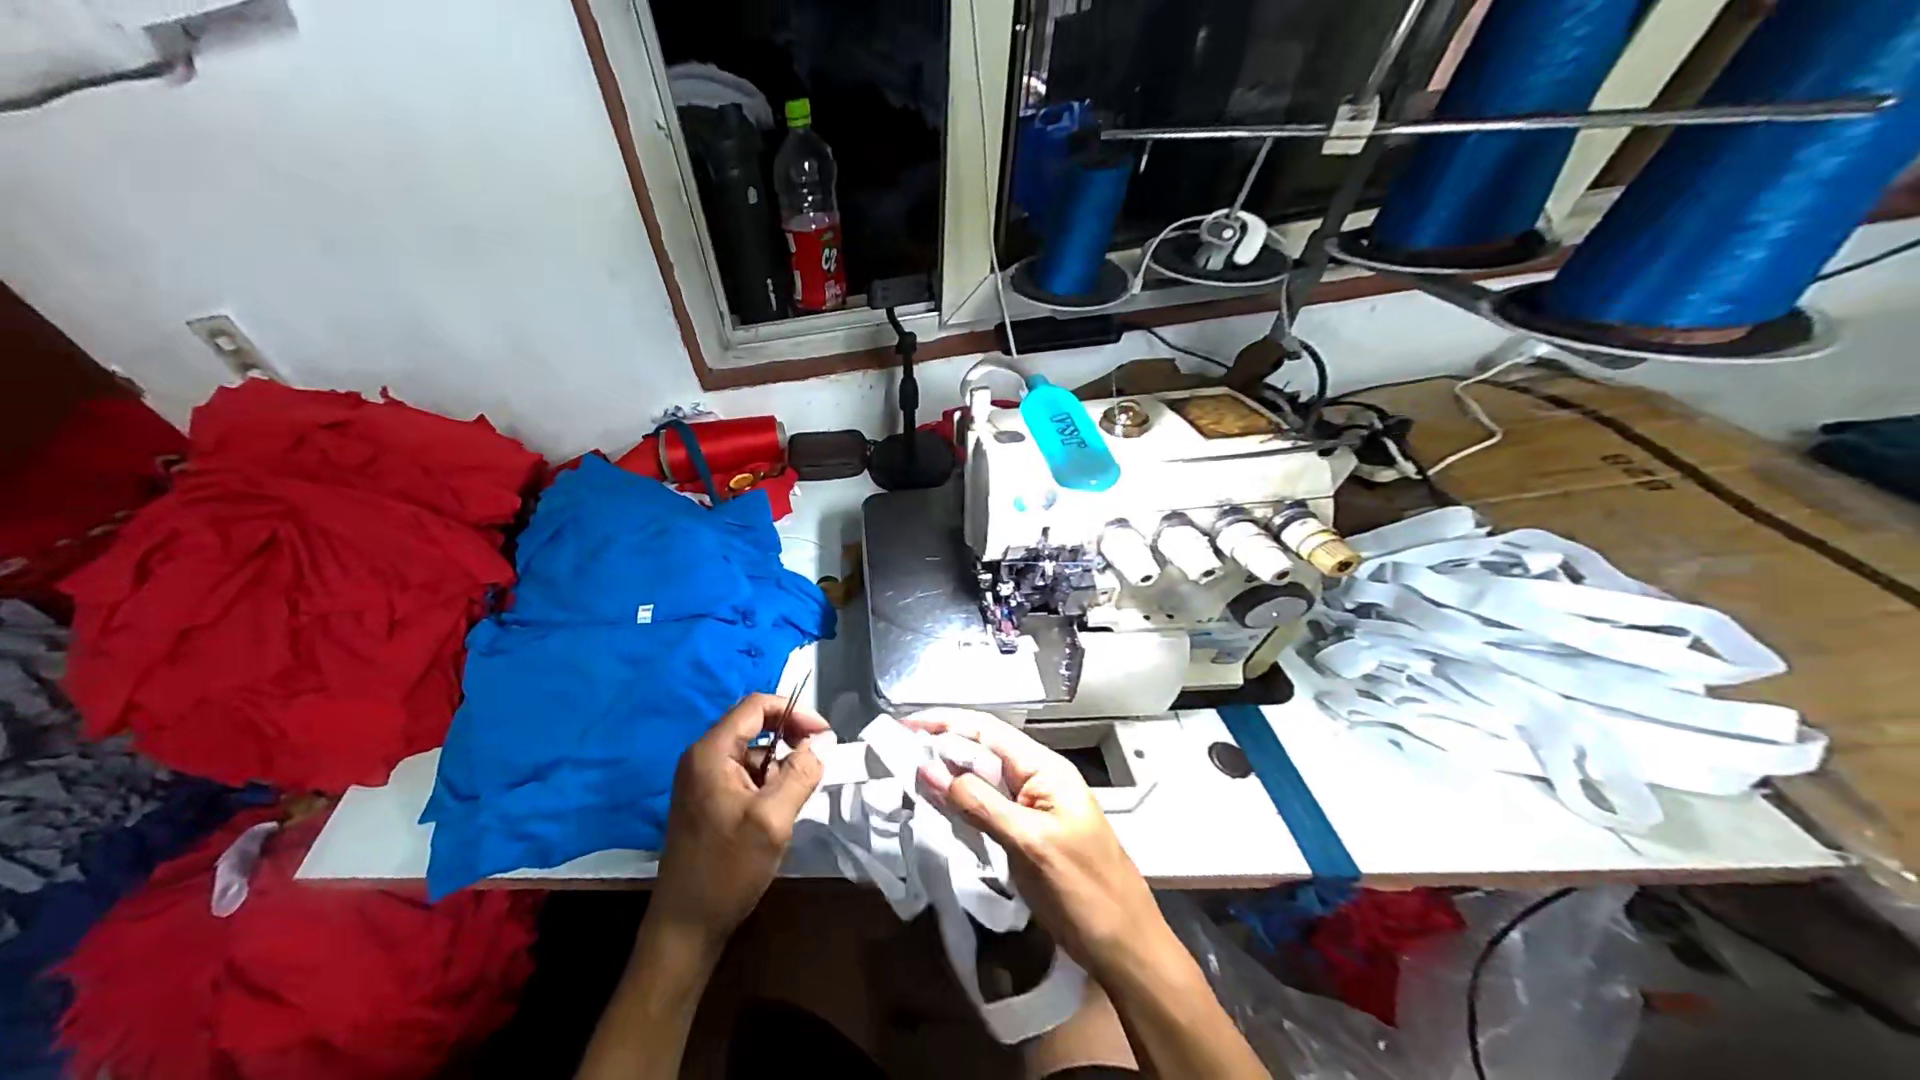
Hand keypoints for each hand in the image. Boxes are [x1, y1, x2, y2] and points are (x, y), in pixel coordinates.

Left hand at [651, 693, 828, 946]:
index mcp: (711, 753)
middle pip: (754, 725)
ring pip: (752, 752)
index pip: (756, 706)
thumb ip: (800, 774)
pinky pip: (744, 774)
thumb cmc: (727, 869)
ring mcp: (701, 781)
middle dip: (790, 736)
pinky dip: (768, 781)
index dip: (794, 712)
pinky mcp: (707, 801)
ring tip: (800, 790)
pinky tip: (781, 807)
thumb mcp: (772, 819)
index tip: (824, 734)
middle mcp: (702, 758)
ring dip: (781, 762)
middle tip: (819, 758)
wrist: (686, 927)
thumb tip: (821, 744)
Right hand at [906, 711, 1163, 978]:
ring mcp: (1031, 808)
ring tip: (906, 773)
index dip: (946, 723)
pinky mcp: (1024, 834)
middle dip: (941, 747)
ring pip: (981, 779)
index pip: (988, 732)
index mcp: (1045, 769)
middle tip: (896, 752)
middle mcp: (1037, 780)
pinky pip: (986, 807)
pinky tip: (936, 805)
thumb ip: (982, 805)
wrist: (1124, 946)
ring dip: (946, 774)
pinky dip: (959, 803)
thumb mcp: (1032, 844)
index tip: (905, 725)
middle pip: (981, 751)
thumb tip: (931, 770)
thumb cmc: (1085, 891)